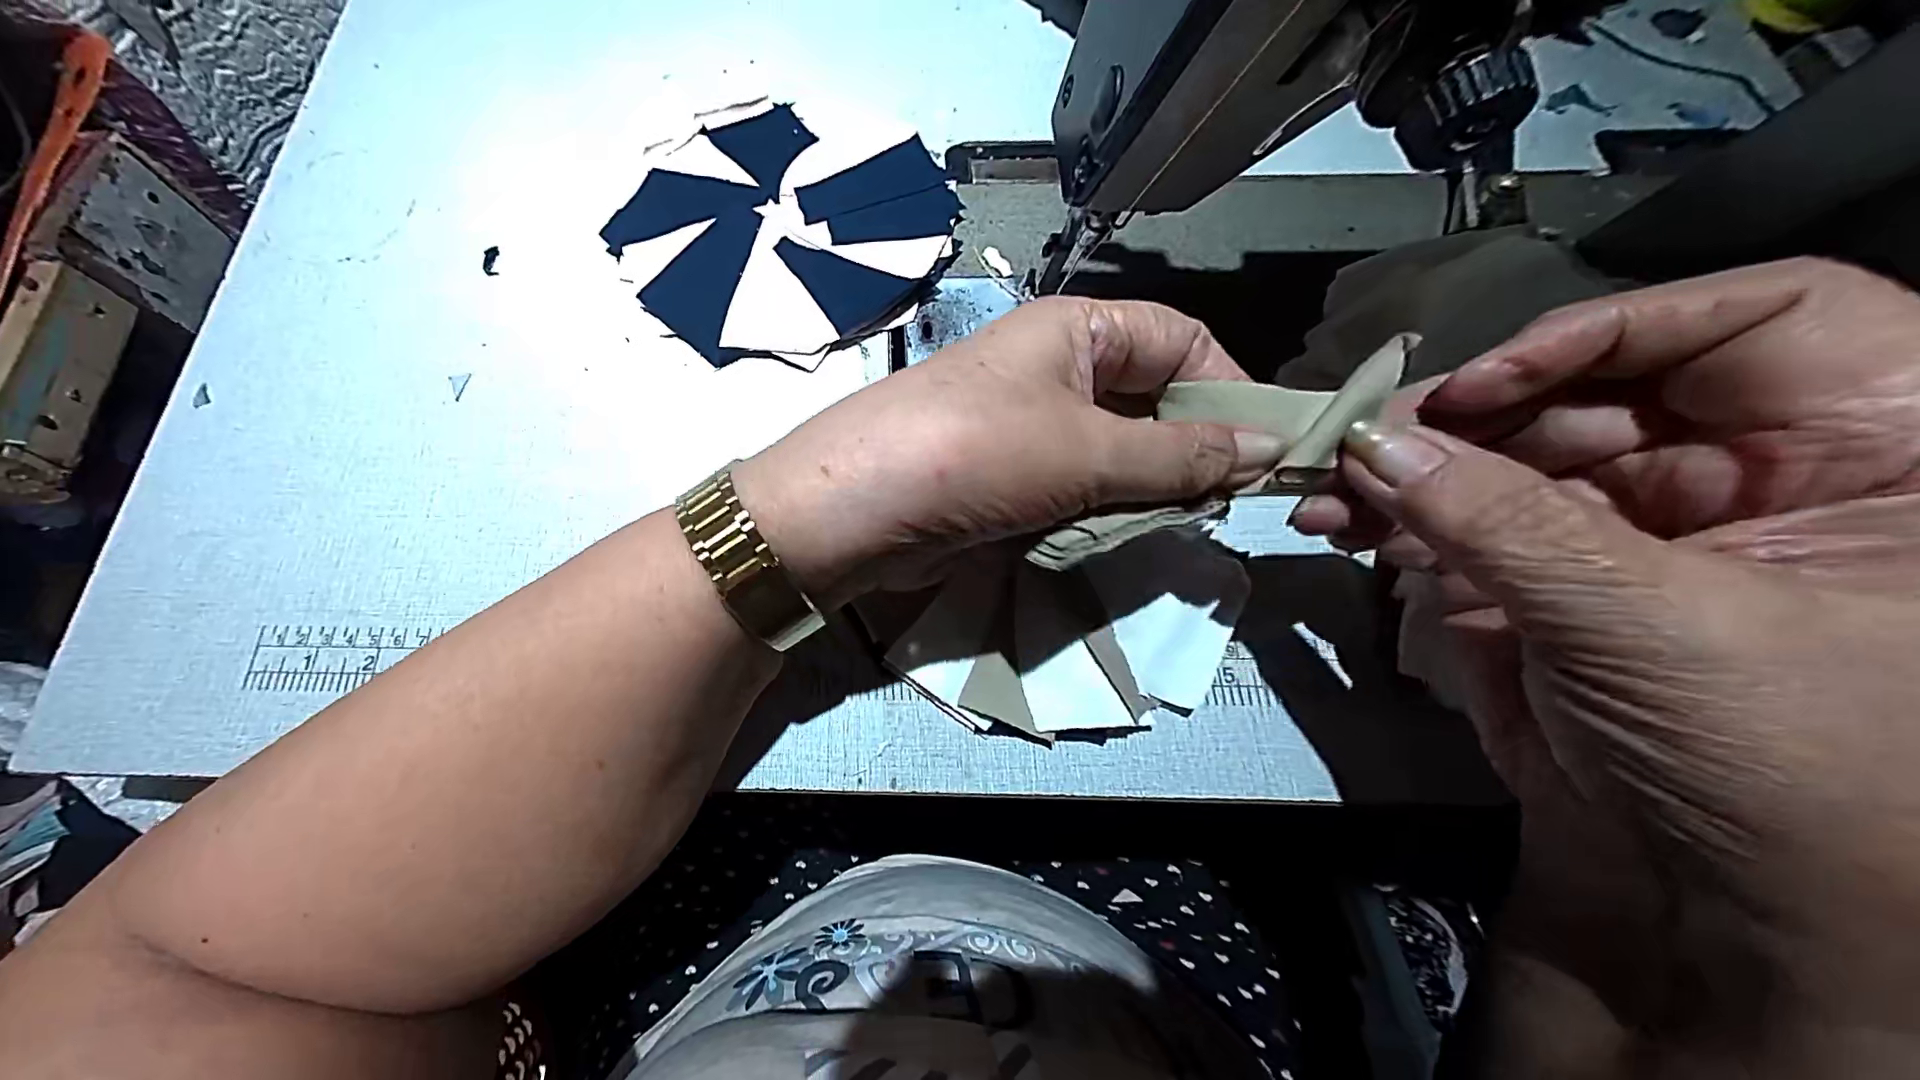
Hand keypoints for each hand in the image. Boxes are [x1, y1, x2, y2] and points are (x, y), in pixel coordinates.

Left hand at [733, 297, 1284, 607]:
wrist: (856, 510)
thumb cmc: (975, 453)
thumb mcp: (1087, 450)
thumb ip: (1179, 455)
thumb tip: (1266, 448)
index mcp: (1077, 329)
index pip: (1181, 340)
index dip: (1228, 387)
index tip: (1265, 445)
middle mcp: (1056, 368)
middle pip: (1152, 396)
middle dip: (1193, 443)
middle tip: (1228, 497)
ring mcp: (1031, 424)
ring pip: (1120, 447)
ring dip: (1153, 482)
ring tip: (1185, 519)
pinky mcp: (1011, 475)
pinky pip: (1083, 483)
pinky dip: (1112, 505)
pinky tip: (1130, 530)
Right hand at [1305, 260, 1919, 1068]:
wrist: (1714, 903)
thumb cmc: (1781, 767)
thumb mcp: (1654, 627)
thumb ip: (1501, 521)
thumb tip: (1375, 446)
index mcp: (1862, 448)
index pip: (1747, 320)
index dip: (1609, 333)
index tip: (1488, 385)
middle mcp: (1734, 467)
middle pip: (1580, 392)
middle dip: (1461, 418)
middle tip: (1364, 442)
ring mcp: (1615, 522)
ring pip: (1496, 457)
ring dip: (1401, 472)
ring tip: (1327, 491)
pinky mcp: (1532, 572)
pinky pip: (1453, 518)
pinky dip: (1389, 519)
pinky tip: (1338, 525)